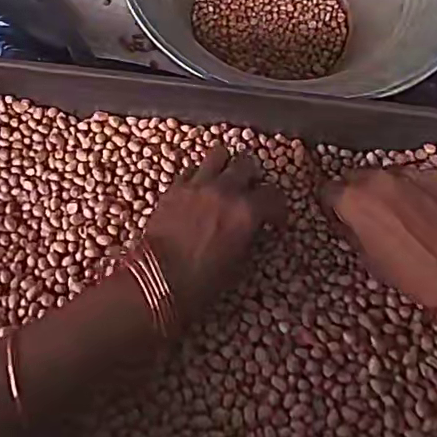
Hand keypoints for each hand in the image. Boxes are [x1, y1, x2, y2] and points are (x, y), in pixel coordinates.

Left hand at [140, 146, 287, 323]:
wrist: (158, 278)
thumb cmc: (202, 281)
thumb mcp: (239, 264)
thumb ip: (250, 238)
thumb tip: (254, 229)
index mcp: (246, 211)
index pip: (274, 196)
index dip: (278, 209)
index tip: (274, 221)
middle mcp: (224, 190)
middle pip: (247, 164)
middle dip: (253, 178)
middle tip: (249, 195)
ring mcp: (197, 185)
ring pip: (218, 155)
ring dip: (225, 166)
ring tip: (224, 182)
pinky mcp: (174, 187)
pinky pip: (191, 169)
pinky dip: (199, 176)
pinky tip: (199, 191)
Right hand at [319, 166, 436, 311]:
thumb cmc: (413, 274)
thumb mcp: (367, 257)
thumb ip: (352, 229)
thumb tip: (349, 220)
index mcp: (352, 199)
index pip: (328, 190)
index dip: (332, 205)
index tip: (339, 214)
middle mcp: (377, 178)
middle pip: (355, 176)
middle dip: (357, 193)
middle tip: (369, 216)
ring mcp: (409, 174)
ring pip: (386, 175)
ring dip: (386, 190)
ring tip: (400, 215)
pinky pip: (415, 177)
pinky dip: (415, 190)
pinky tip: (425, 212)